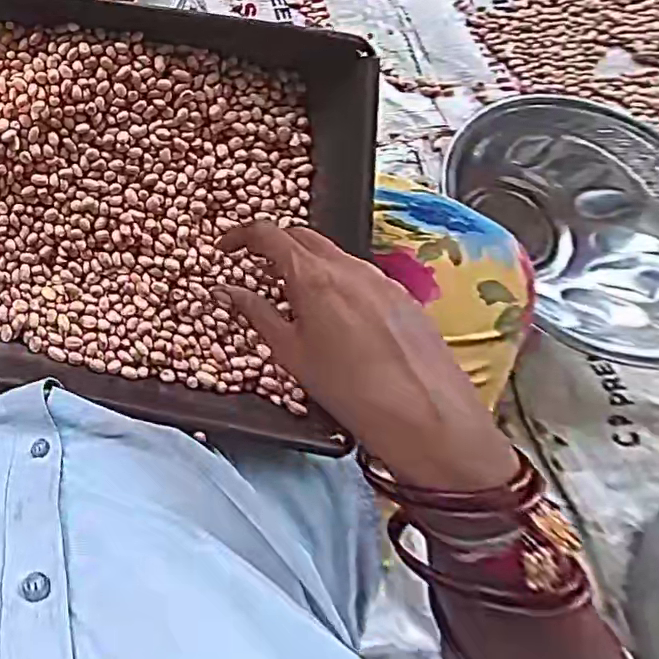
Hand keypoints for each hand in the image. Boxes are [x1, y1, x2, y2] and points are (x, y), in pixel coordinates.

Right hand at [215, 221, 519, 490]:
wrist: (432, 425)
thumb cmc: (351, 390)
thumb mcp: (289, 351)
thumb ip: (256, 312)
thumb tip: (228, 291)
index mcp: (313, 276)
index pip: (268, 233)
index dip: (240, 235)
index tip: (227, 248)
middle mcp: (349, 269)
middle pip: (301, 235)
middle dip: (273, 243)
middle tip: (254, 266)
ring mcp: (382, 281)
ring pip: (332, 253)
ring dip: (305, 261)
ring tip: (292, 293)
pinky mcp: (406, 299)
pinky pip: (360, 274)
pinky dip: (335, 278)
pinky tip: (333, 313)